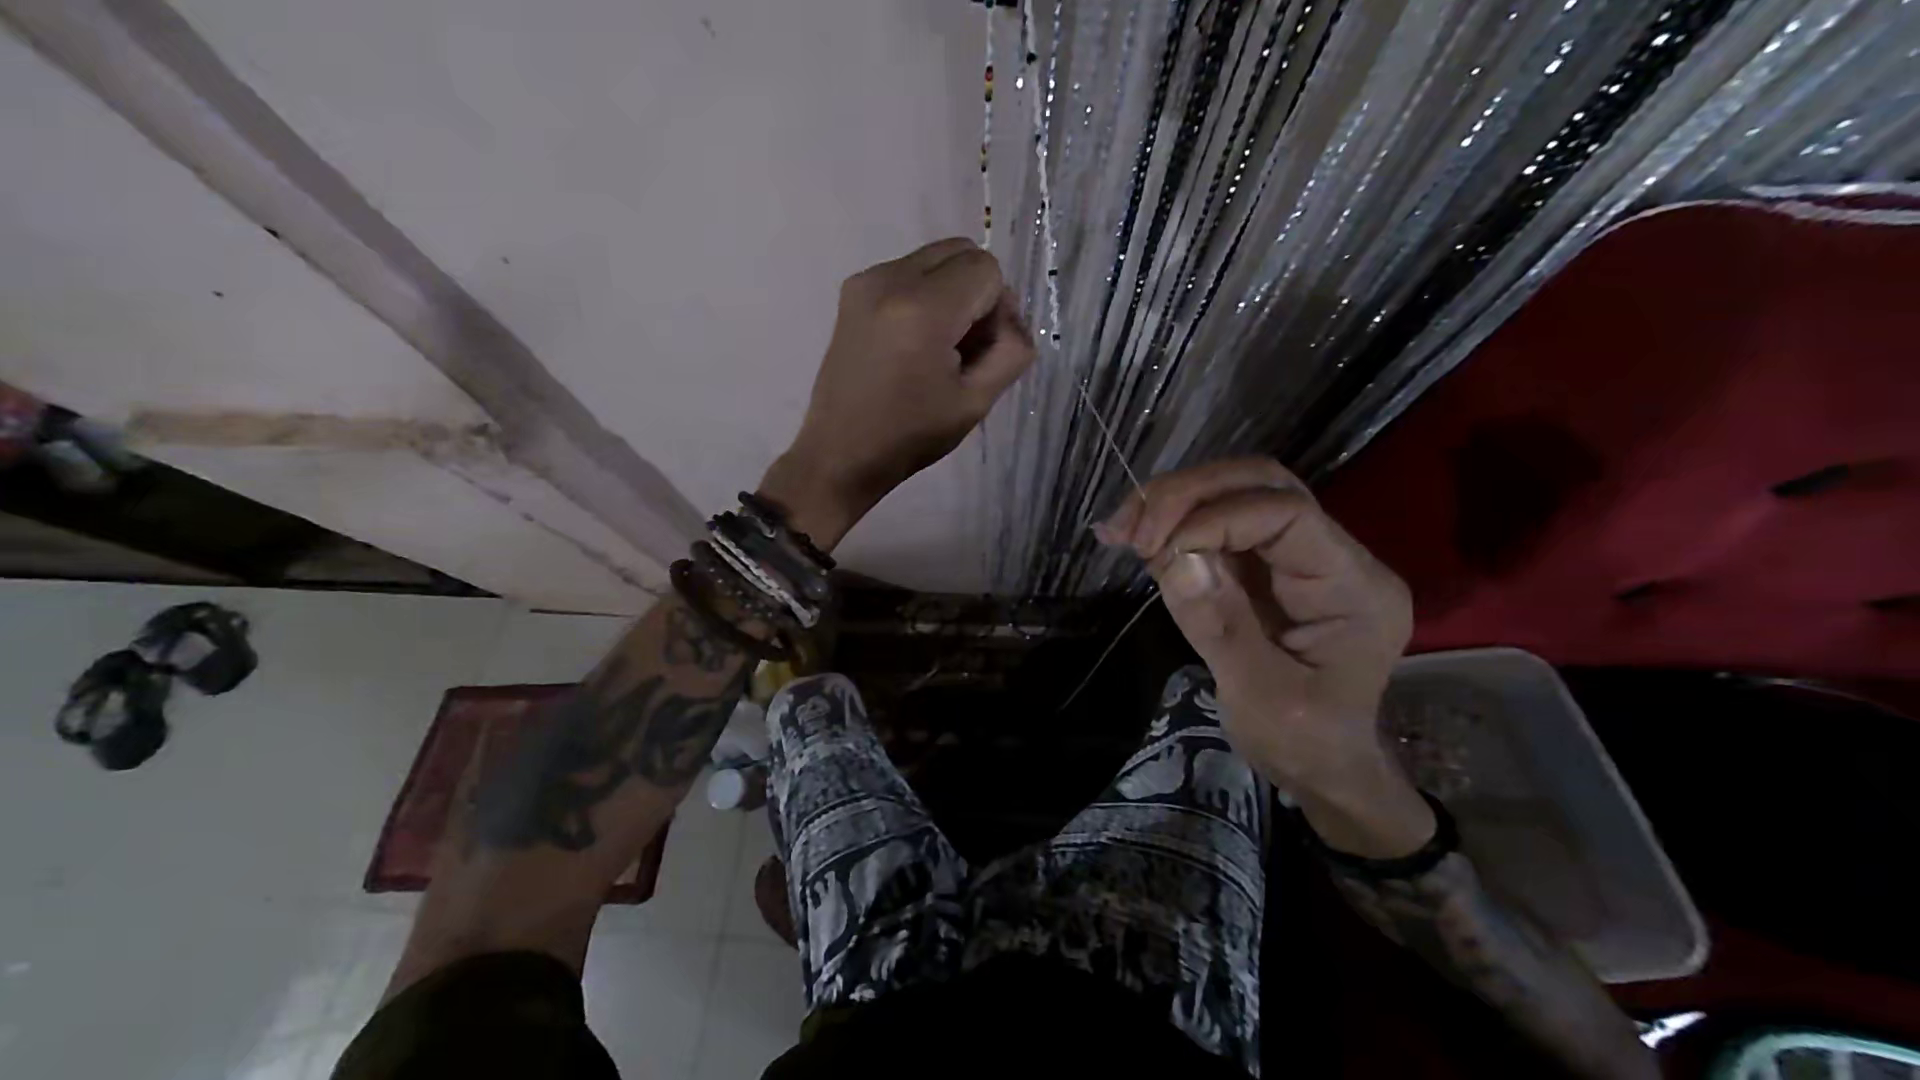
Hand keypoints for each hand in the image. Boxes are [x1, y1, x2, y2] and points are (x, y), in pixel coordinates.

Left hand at [759, 239, 1035, 549]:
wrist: (841, 453)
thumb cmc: (910, 436)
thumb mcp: (976, 402)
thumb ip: (1011, 350)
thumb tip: (1010, 318)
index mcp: (922, 308)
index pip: (987, 269)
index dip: (997, 308)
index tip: (981, 351)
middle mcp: (890, 279)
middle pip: (962, 251)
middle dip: (977, 292)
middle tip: (965, 346)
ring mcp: (866, 280)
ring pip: (935, 258)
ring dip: (952, 292)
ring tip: (938, 347)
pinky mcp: (852, 291)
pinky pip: (909, 272)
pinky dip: (925, 295)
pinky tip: (915, 342)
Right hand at [1096, 457, 1434, 856]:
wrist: (1322, 768)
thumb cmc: (1304, 743)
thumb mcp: (1264, 698)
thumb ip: (1222, 626)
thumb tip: (1174, 557)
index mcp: (1354, 587)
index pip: (1288, 513)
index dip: (1217, 517)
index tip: (1160, 550)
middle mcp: (1333, 557)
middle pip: (1263, 484)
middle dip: (1190, 495)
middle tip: (1132, 525)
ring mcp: (1297, 557)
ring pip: (1236, 494)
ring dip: (1173, 503)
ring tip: (1121, 529)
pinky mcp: (1265, 566)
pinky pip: (1218, 525)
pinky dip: (1172, 525)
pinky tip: (1132, 537)